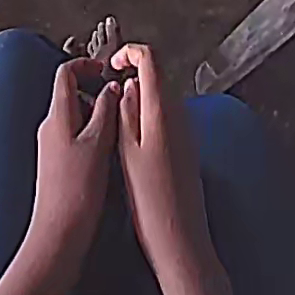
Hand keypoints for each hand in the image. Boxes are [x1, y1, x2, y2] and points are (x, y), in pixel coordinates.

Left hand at [0, 58, 117, 294]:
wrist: (58, 235)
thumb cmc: (76, 192)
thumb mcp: (98, 144)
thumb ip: (106, 111)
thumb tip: (111, 88)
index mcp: (57, 115)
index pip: (65, 72)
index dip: (85, 64)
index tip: (104, 69)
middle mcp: (50, 125)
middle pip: (71, 92)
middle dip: (95, 93)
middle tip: (117, 102)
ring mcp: (51, 144)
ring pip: (75, 115)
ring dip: (95, 115)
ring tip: (115, 130)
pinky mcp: (56, 162)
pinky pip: (74, 135)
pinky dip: (91, 135)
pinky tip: (106, 153)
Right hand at [111, 44, 231, 294]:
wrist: (181, 241)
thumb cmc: (151, 201)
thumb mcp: (126, 150)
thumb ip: (125, 111)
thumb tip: (126, 86)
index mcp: (161, 109)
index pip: (150, 58)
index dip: (129, 52)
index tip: (111, 64)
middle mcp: (178, 113)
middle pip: (157, 72)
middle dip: (131, 71)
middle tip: (108, 88)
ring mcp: (185, 129)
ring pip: (160, 92)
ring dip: (138, 92)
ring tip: (116, 113)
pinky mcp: (186, 144)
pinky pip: (165, 111)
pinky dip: (147, 110)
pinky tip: (132, 134)